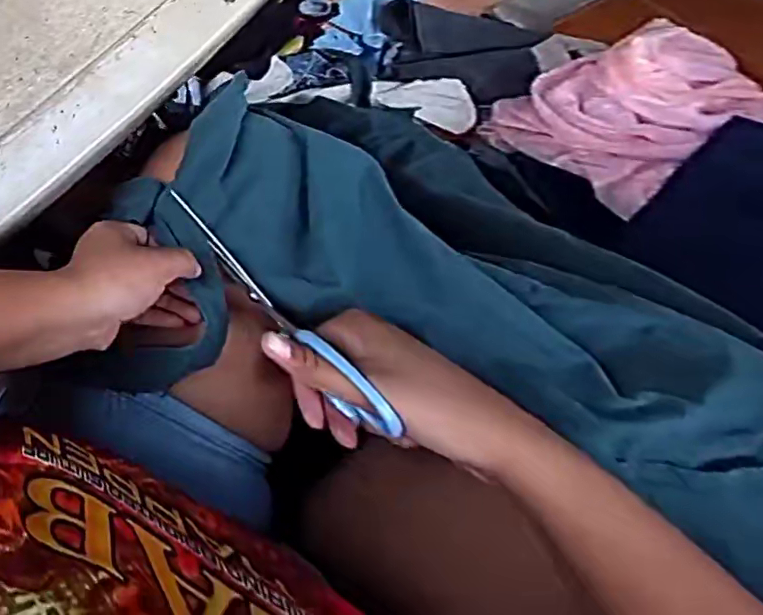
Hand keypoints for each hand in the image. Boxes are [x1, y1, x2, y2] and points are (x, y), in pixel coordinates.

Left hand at [59, 221, 201, 348]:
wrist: (80, 314)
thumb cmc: (117, 278)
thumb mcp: (158, 263)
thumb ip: (181, 260)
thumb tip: (194, 264)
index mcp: (115, 232)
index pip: (150, 236)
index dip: (174, 251)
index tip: (194, 266)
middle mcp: (109, 254)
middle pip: (150, 266)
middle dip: (178, 283)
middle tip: (202, 295)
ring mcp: (107, 282)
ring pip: (146, 289)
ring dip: (173, 302)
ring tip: (199, 315)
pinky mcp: (108, 308)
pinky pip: (139, 309)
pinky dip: (160, 314)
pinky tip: (182, 323)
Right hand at [260, 309, 555, 473]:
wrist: (498, 438)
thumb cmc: (428, 407)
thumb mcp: (364, 392)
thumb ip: (313, 368)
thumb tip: (265, 339)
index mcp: (354, 324)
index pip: (304, 346)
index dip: (304, 384)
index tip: (314, 420)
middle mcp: (367, 330)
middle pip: (324, 364)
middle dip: (330, 403)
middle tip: (341, 436)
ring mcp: (386, 352)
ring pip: (346, 382)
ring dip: (352, 414)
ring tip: (367, 439)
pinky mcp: (402, 375)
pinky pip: (370, 391)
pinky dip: (375, 414)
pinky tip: (396, 431)